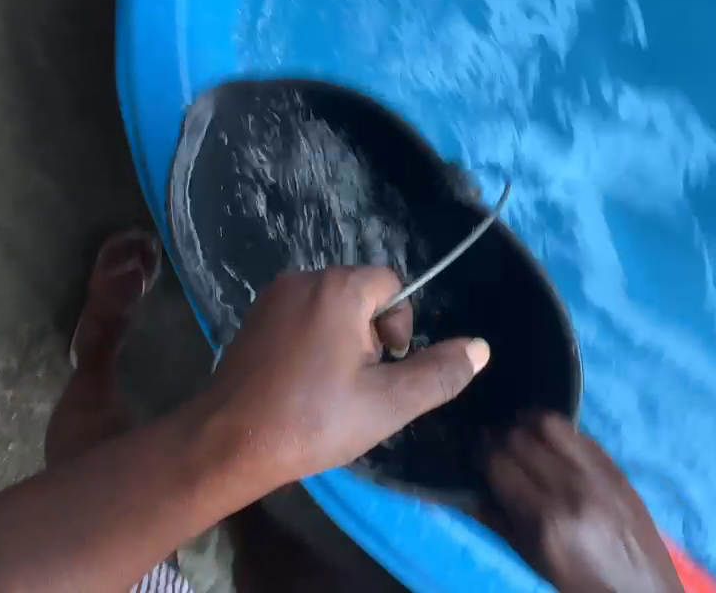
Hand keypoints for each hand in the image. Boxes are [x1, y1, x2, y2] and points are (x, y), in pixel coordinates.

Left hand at [191, 266, 489, 489]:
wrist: (236, 436)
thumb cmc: (315, 418)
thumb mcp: (389, 402)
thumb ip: (438, 372)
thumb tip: (479, 346)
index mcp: (334, 288)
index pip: (389, 282)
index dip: (398, 323)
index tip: (385, 363)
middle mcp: (301, 278)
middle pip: (358, 291)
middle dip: (370, 331)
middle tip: (358, 380)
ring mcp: (272, 295)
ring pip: (329, 304)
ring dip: (342, 337)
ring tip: (331, 384)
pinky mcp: (254, 314)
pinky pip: (300, 313)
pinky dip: (312, 338)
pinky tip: (304, 379)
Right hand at [483, 414, 685, 592]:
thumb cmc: (581, 583)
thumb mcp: (532, 558)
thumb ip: (495, 517)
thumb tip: (466, 483)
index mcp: (546, 519)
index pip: (496, 461)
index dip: (479, 454)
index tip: (476, 456)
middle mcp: (571, 491)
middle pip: (516, 437)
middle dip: (498, 438)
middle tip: (495, 447)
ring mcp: (599, 478)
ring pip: (546, 423)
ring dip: (525, 425)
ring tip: (522, 436)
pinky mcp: (618, 472)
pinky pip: (577, 433)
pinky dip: (556, 431)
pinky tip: (549, 441)